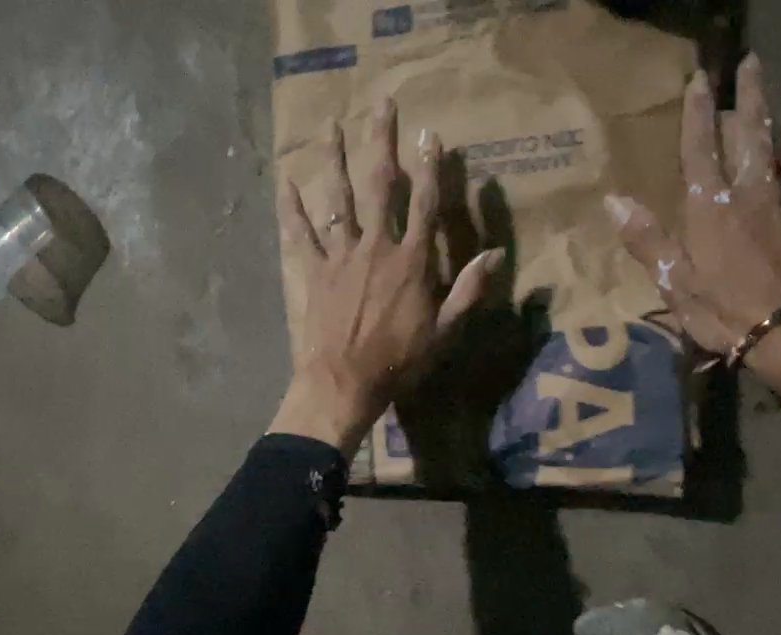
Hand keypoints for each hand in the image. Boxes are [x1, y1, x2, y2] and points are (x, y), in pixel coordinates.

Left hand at [269, 97, 502, 456]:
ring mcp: (340, 257)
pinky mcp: (313, 272)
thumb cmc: (398, 363)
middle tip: (382, 105)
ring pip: (338, 199)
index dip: (429, 168)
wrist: (344, 383)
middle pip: (380, 186)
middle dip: (382, 143)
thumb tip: (496, 256)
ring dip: (335, 160)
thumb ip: (468, 291)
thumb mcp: (443, 332)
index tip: (430, 134)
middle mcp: (375, 248)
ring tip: (331, 126)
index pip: (424, 204)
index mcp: (411, 262)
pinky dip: (290, 210)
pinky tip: (284, 183)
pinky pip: (299, 235)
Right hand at [605, 55, 780, 358]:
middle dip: (750, 97)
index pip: (700, 149)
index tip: (699, 80)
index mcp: (712, 207)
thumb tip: (613, 201)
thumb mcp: (674, 282)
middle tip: (751, 63)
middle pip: (752, 134)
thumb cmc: (725, 312)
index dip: (697, 114)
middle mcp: (754, 192)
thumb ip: (646, 239)